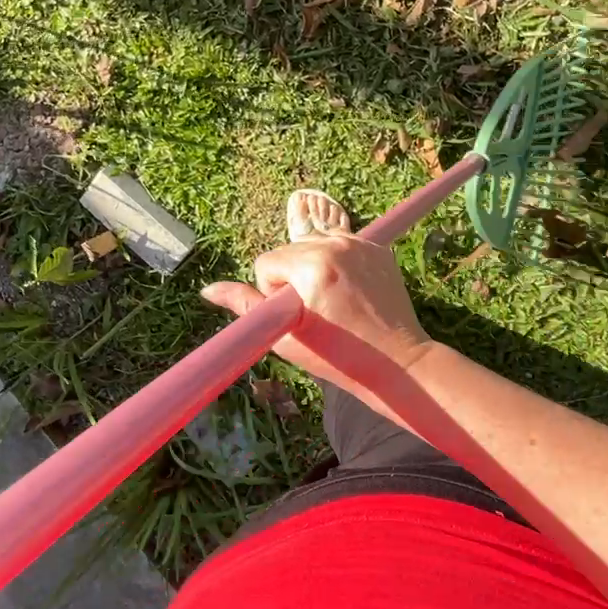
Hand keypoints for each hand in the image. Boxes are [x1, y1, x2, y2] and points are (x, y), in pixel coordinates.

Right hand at [201, 235, 434, 408]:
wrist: (399, 364)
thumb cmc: (338, 358)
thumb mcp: (285, 337)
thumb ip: (246, 306)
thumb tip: (208, 289)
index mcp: (311, 265)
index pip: (266, 263)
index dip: (274, 293)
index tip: (298, 316)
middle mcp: (336, 244)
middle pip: (288, 251)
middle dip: (292, 278)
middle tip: (317, 313)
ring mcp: (360, 243)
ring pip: (312, 246)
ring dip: (313, 268)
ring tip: (334, 302)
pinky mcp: (376, 248)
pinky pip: (339, 245)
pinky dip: (337, 263)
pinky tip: (349, 291)